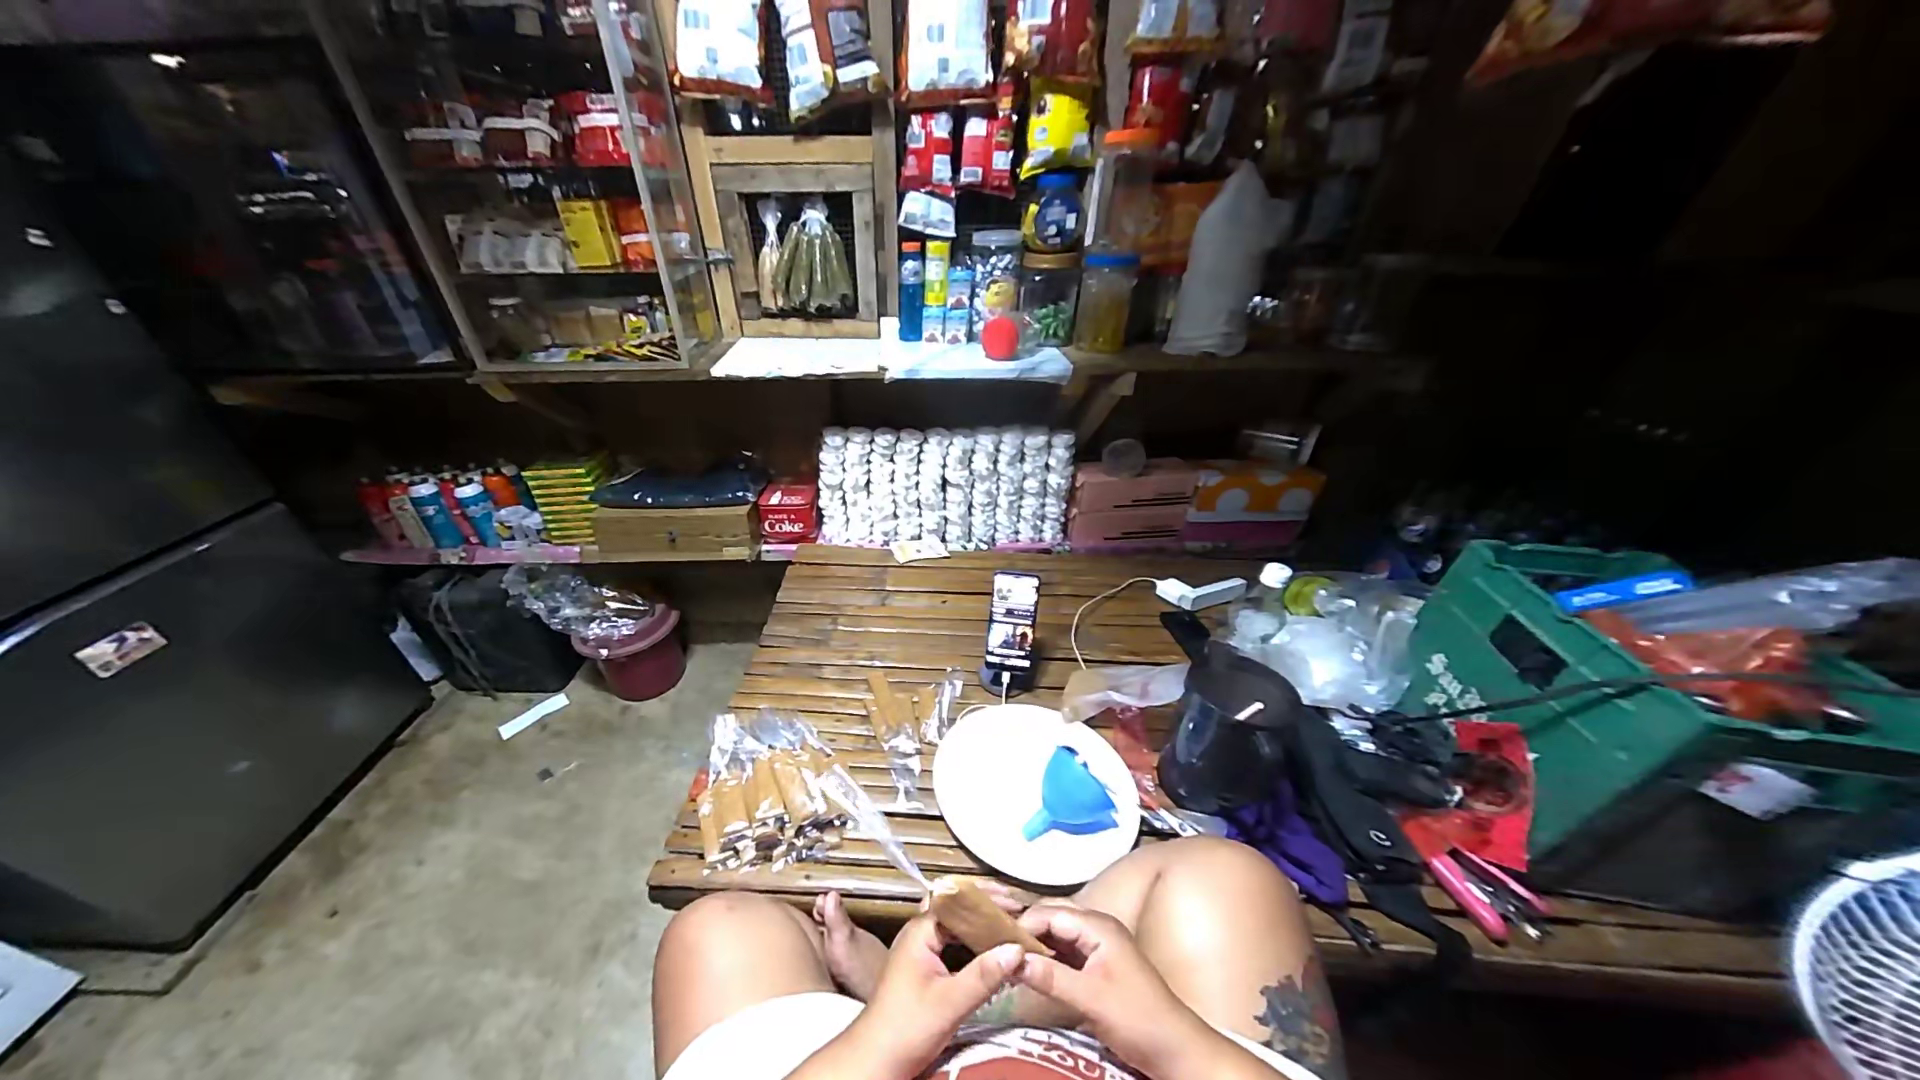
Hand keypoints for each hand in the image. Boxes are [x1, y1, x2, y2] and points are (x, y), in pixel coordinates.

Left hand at [828, 913, 1024, 1077]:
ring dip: (980, 925)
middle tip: (1016, 911)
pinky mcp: (924, 968)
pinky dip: (973, 942)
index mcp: (920, 931)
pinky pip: (953, 944)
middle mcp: (919, 933)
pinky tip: (991, 951)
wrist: (874, 1061)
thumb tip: (1017, 948)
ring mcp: (920, 950)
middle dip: (986, 908)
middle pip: (956, 909)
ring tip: (1009, 926)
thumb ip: (983, 975)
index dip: (985, 897)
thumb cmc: (906, 1028)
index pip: (956, 899)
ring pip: (955, 927)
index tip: (1013, 901)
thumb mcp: (949, 1003)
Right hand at [1013, 905, 1214, 1075]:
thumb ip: (1050, 978)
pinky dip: (1048, 959)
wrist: (1176, 1050)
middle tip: (999, 951)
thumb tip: (1011, 960)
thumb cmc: (1137, 1019)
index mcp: (1098, 925)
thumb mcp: (1090, 1000)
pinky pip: (1066, 952)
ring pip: (1058, 934)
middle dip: (1026, 930)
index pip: (1049, 912)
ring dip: (1036, 945)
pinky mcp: (1099, 964)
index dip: (1022, 925)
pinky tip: (1032, 973)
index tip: (995, 944)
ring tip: (1009, 961)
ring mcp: (1099, 945)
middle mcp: (1097, 926)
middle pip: (1053, 917)